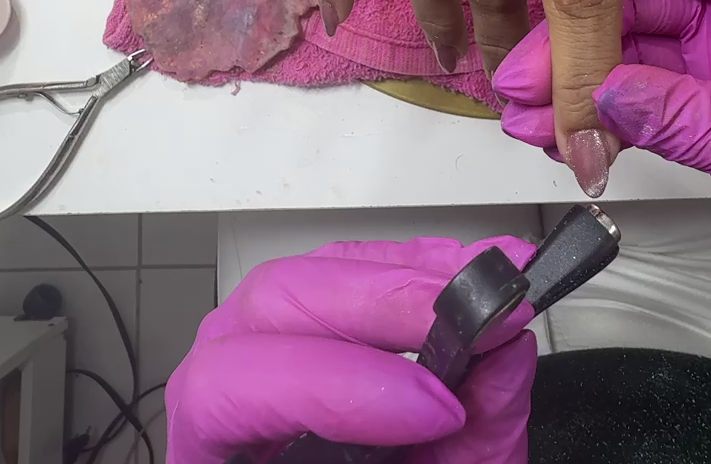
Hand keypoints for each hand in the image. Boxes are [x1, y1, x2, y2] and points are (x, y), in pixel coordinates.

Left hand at [166, 236, 538, 463]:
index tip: (431, 407)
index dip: (334, 385)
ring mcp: (261, 332)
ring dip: (414, 272)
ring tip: (485, 286)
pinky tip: (461, 271)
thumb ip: (455, 453)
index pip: (229, 383)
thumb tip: (502, 360)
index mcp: (208, 441)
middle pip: (277, 298)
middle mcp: (222, 373)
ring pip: (322, 267)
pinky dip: (418, 265)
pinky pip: (356, 265)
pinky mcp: (311, 311)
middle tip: (474, 317)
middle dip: (385, 300)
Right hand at [491, 0, 710, 420]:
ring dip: (574, 86)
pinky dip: (599, 123)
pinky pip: (641, 113)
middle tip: (514, 74)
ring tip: (521, 118)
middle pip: (637, 8)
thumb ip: (699, 116)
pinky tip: (558, 140)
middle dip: (572, 37)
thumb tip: (600, 87)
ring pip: (629, 64)